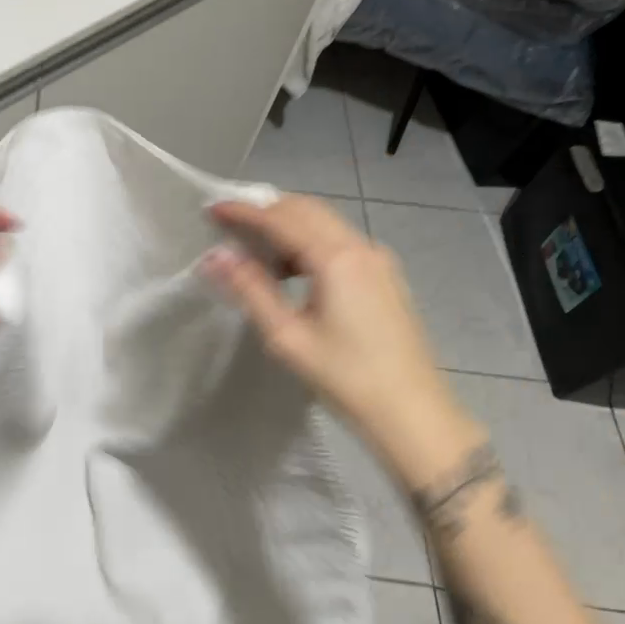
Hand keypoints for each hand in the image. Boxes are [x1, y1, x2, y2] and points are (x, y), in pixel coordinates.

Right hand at [201, 196, 471, 459]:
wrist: (413, 413)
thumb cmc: (346, 378)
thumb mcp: (288, 337)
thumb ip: (250, 290)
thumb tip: (215, 257)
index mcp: (336, 259)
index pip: (281, 220)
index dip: (243, 212)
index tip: (211, 210)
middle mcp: (361, 248)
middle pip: (306, 210)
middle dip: (266, 210)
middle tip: (229, 225)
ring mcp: (378, 261)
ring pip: (325, 224)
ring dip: (288, 226)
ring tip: (254, 251)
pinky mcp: (385, 277)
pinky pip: (340, 242)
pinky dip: (309, 242)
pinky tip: (291, 271)